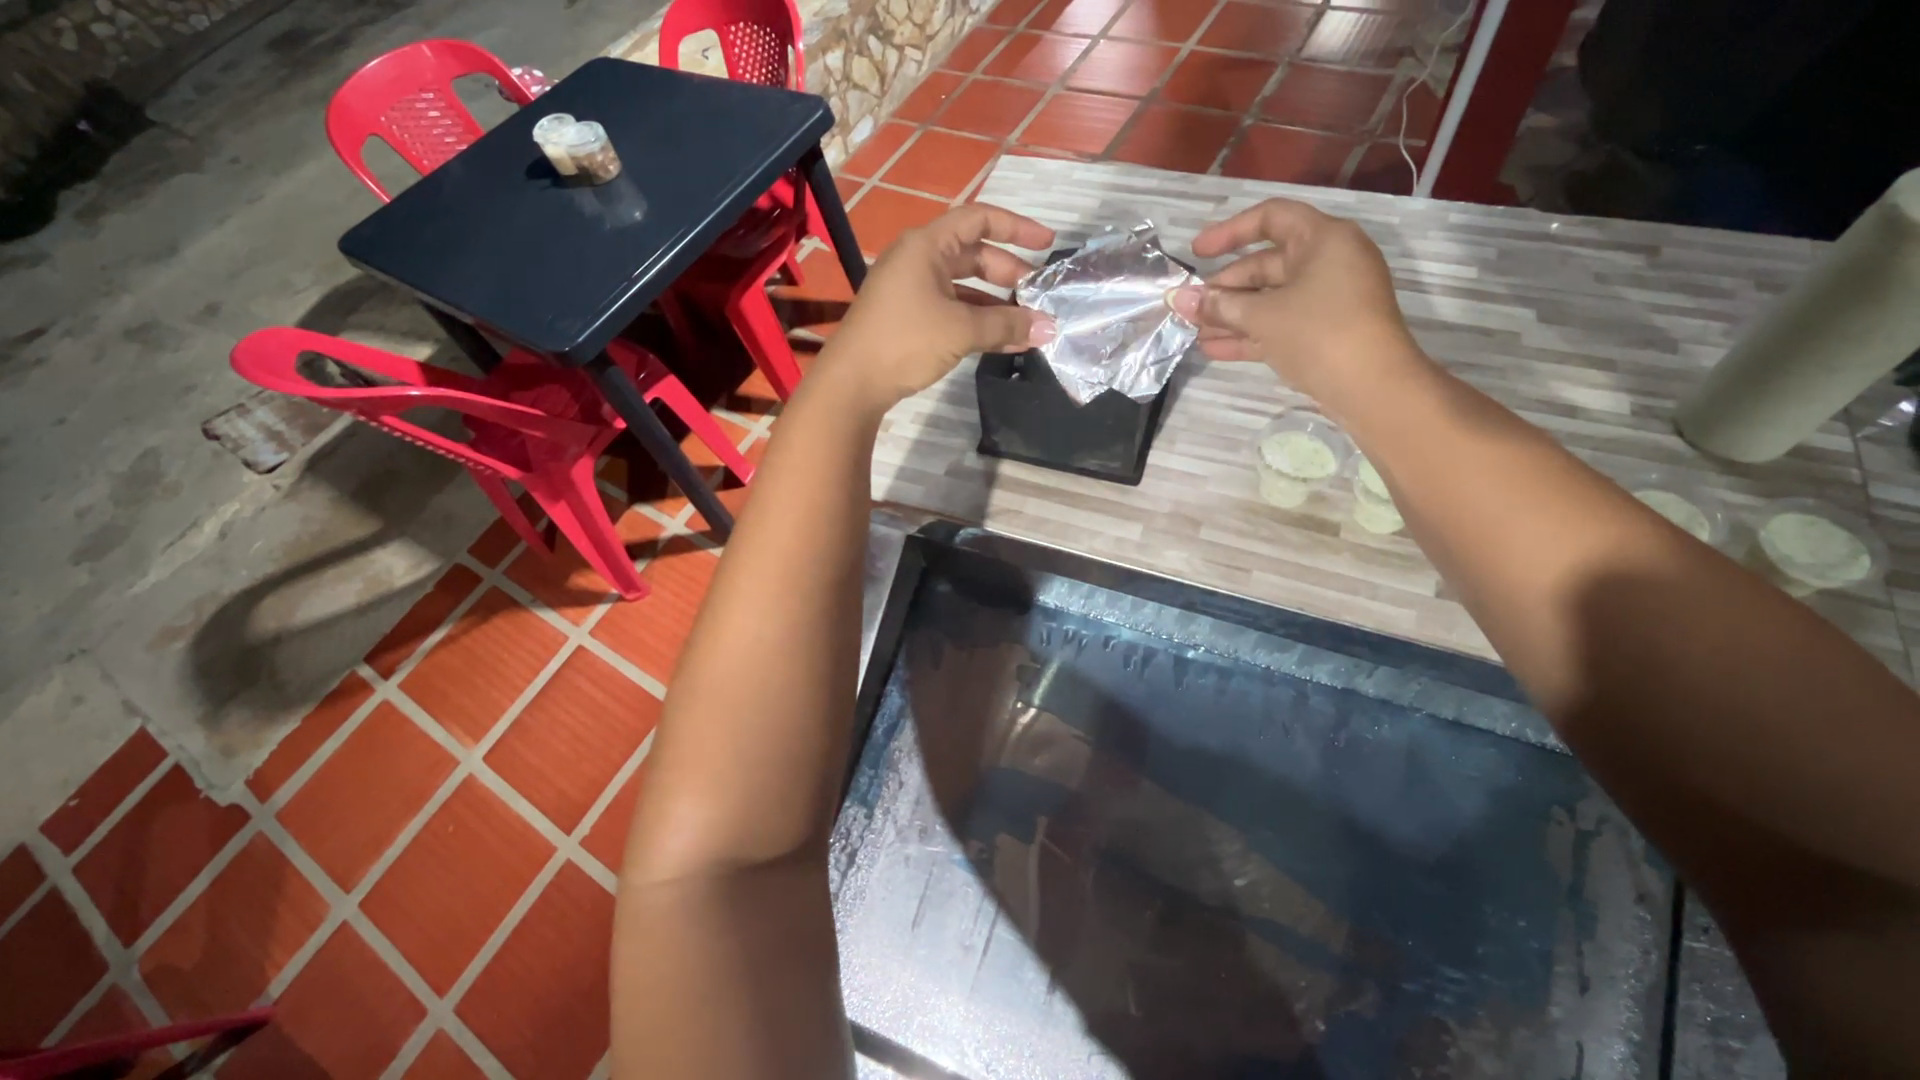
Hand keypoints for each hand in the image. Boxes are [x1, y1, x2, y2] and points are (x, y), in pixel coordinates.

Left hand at [815, 204, 1057, 411]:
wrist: (852, 382)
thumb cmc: (905, 341)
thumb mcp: (961, 330)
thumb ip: (1007, 325)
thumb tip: (1049, 328)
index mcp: (927, 245)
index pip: (979, 219)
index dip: (1016, 227)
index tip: (1047, 244)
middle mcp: (918, 259)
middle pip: (974, 254)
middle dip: (1009, 272)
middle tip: (1037, 294)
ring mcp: (911, 289)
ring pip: (964, 285)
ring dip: (996, 302)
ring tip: (1027, 322)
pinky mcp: (909, 317)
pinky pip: (952, 309)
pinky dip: (978, 321)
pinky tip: (1004, 342)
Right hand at [1167, 198, 1416, 394]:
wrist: (1373, 389)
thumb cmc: (1319, 333)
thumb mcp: (1263, 316)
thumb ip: (1219, 306)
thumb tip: (1178, 299)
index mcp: (1323, 239)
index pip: (1271, 219)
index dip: (1230, 232)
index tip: (1197, 252)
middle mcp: (1328, 262)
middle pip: (1266, 264)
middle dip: (1224, 288)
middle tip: (1190, 307)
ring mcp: (1327, 299)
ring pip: (1270, 298)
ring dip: (1232, 314)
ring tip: (1194, 332)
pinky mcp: (1324, 332)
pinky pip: (1280, 323)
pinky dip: (1250, 333)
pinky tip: (1213, 349)